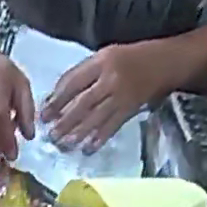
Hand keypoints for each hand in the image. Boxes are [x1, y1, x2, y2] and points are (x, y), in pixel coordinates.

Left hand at [40, 44, 164, 152]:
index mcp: (101, 62)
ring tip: (64, 145)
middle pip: (82, 103)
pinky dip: (98, 139)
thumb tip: (57, 97)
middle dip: (64, 121)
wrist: (162, 63)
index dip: (57, 100)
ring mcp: (120, 97)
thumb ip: (83, 74)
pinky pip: (111, 127)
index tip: (44, 114)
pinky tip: (87, 149)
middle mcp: (109, 79)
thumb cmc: (128, 60)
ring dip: (78, 134)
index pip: (73, 82)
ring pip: (94, 118)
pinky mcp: (128, 111)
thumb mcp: (105, 57)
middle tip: (51, 135)